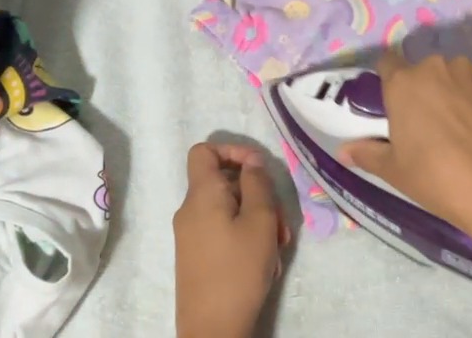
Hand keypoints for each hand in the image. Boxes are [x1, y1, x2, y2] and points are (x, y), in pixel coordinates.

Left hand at [174, 142, 287, 337]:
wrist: (212, 333)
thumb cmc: (238, 270)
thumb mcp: (260, 220)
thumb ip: (258, 182)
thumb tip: (252, 162)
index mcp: (201, 195)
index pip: (205, 151)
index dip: (233, 150)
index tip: (259, 169)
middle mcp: (190, 210)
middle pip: (225, 182)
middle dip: (257, 194)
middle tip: (281, 220)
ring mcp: (191, 235)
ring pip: (229, 208)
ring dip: (257, 219)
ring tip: (278, 245)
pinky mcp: (196, 256)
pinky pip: (223, 230)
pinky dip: (245, 236)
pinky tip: (265, 260)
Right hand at [339, 50, 471, 233]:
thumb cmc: (436, 178)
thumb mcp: (394, 171)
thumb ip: (367, 153)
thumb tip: (343, 150)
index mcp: (403, 83)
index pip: (387, 63)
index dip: (389, 80)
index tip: (394, 104)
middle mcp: (434, 67)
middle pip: (422, 71)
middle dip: (422, 90)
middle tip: (427, 124)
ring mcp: (468, 70)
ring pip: (452, 74)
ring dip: (450, 91)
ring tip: (459, 126)